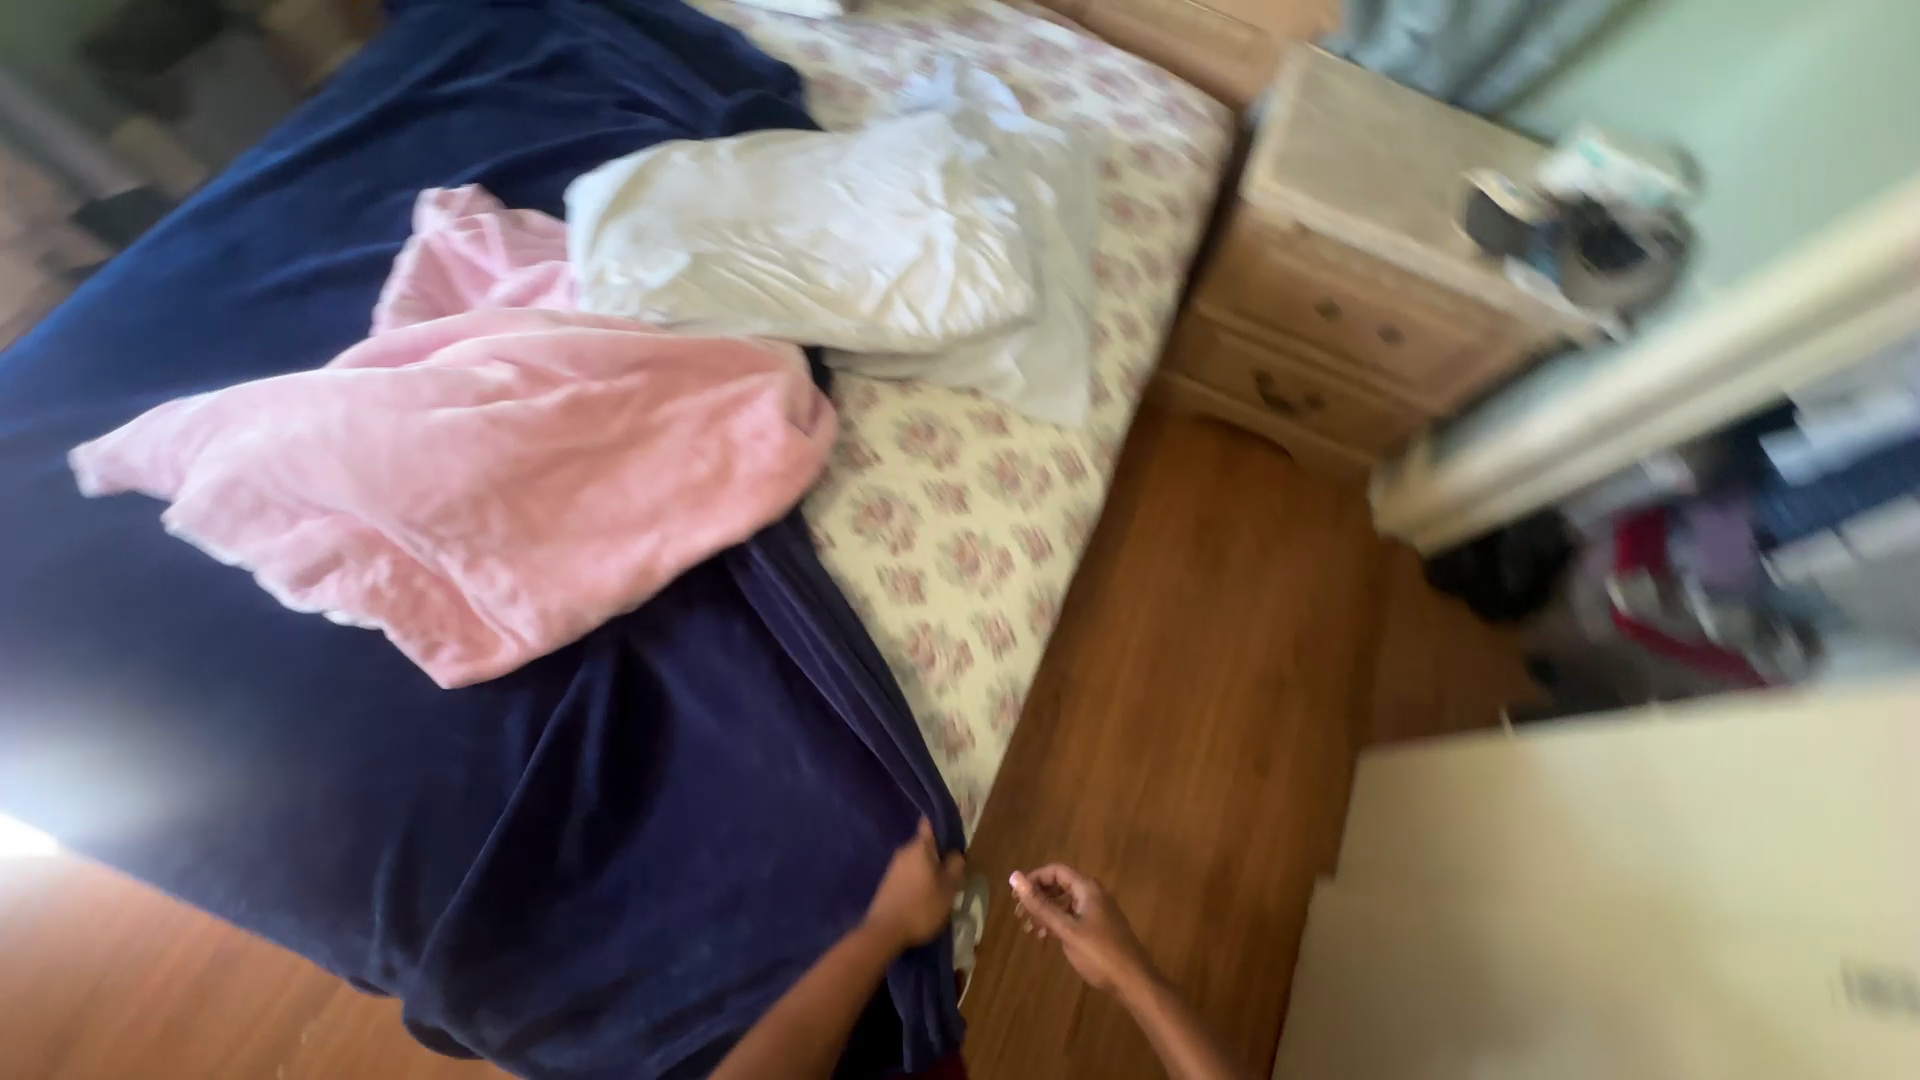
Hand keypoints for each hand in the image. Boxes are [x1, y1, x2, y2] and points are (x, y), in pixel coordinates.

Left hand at [864, 818, 965, 951]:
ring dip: (928, 871)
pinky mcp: (887, 883)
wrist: (884, 932)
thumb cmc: (921, 907)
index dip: (941, 825)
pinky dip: (917, 882)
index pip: (929, 823)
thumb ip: (956, 867)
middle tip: (952, 873)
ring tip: (939, 890)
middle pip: (925, 846)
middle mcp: (904, 851)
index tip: (953, 836)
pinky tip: (923, 899)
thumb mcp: (949, 889)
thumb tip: (955, 853)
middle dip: (938, 856)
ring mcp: (893, 867)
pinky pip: (907, 875)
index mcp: (920, 846)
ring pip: (916, 862)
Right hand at [1010, 865, 1152, 993]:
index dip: (1034, 879)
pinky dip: (1058, 922)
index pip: (1055, 871)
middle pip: (1060, 885)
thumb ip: (1040, 904)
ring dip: (1046, 912)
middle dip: (1038, 897)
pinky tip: (1047, 936)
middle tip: (1019, 914)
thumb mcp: (1066, 929)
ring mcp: (1098, 911)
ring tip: (1029, 929)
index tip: (1016, 896)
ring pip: (1066, 903)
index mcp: (1087, 888)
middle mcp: (1093, 894)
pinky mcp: (1100, 928)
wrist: (1134, 983)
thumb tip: (1014, 876)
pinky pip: (1073, 916)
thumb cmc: (1099, 954)